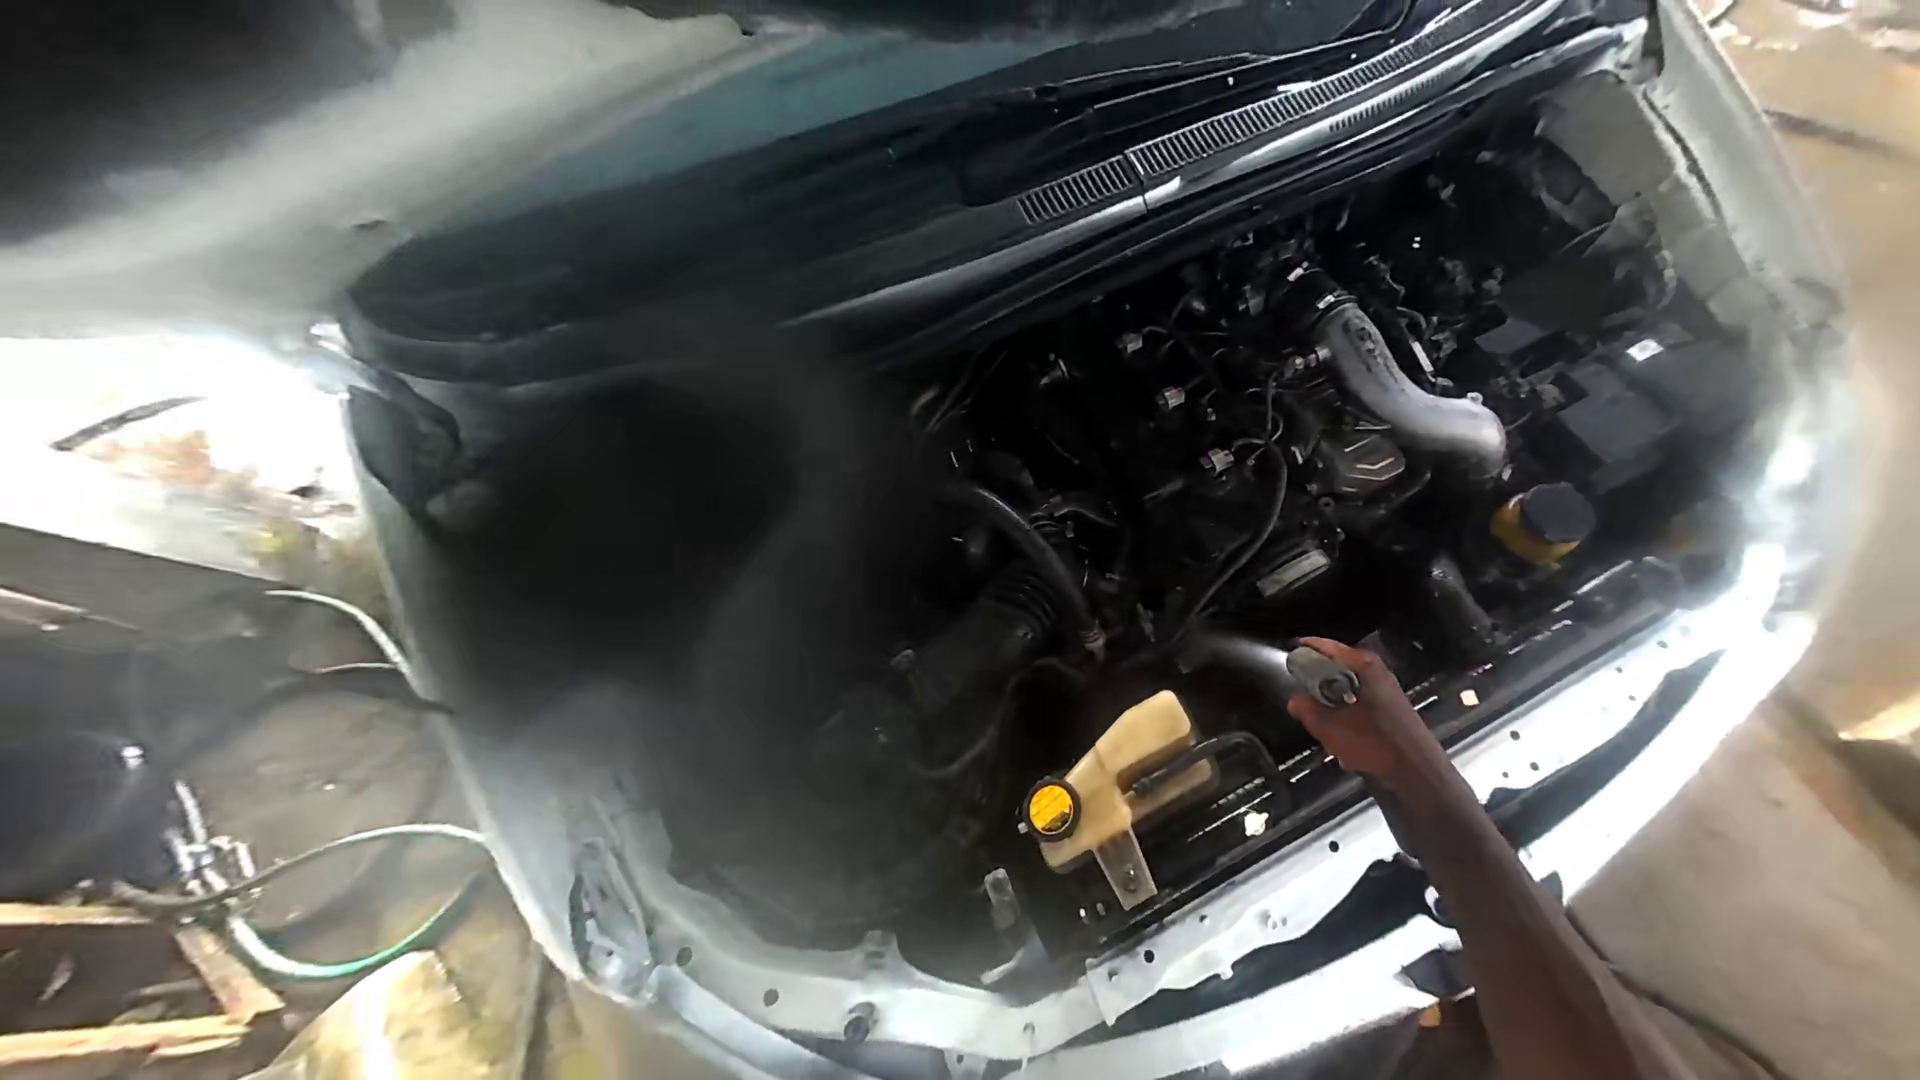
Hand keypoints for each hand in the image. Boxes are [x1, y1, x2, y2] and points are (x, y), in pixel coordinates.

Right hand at [1285, 637, 1448, 792]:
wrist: (1418, 773)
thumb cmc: (1373, 742)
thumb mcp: (1326, 726)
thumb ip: (1304, 708)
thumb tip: (1295, 700)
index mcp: (1365, 667)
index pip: (1329, 646)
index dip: (1308, 647)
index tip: (1292, 651)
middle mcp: (1379, 673)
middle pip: (1340, 665)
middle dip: (1319, 675)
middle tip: (1301, 684)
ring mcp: (1389, 691)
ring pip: (1350, 685)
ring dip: (1332, 695)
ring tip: (1318, 712)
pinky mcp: (1394, 709)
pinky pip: (1361, 701)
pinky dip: (1347, 709)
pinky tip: (1340, 732)